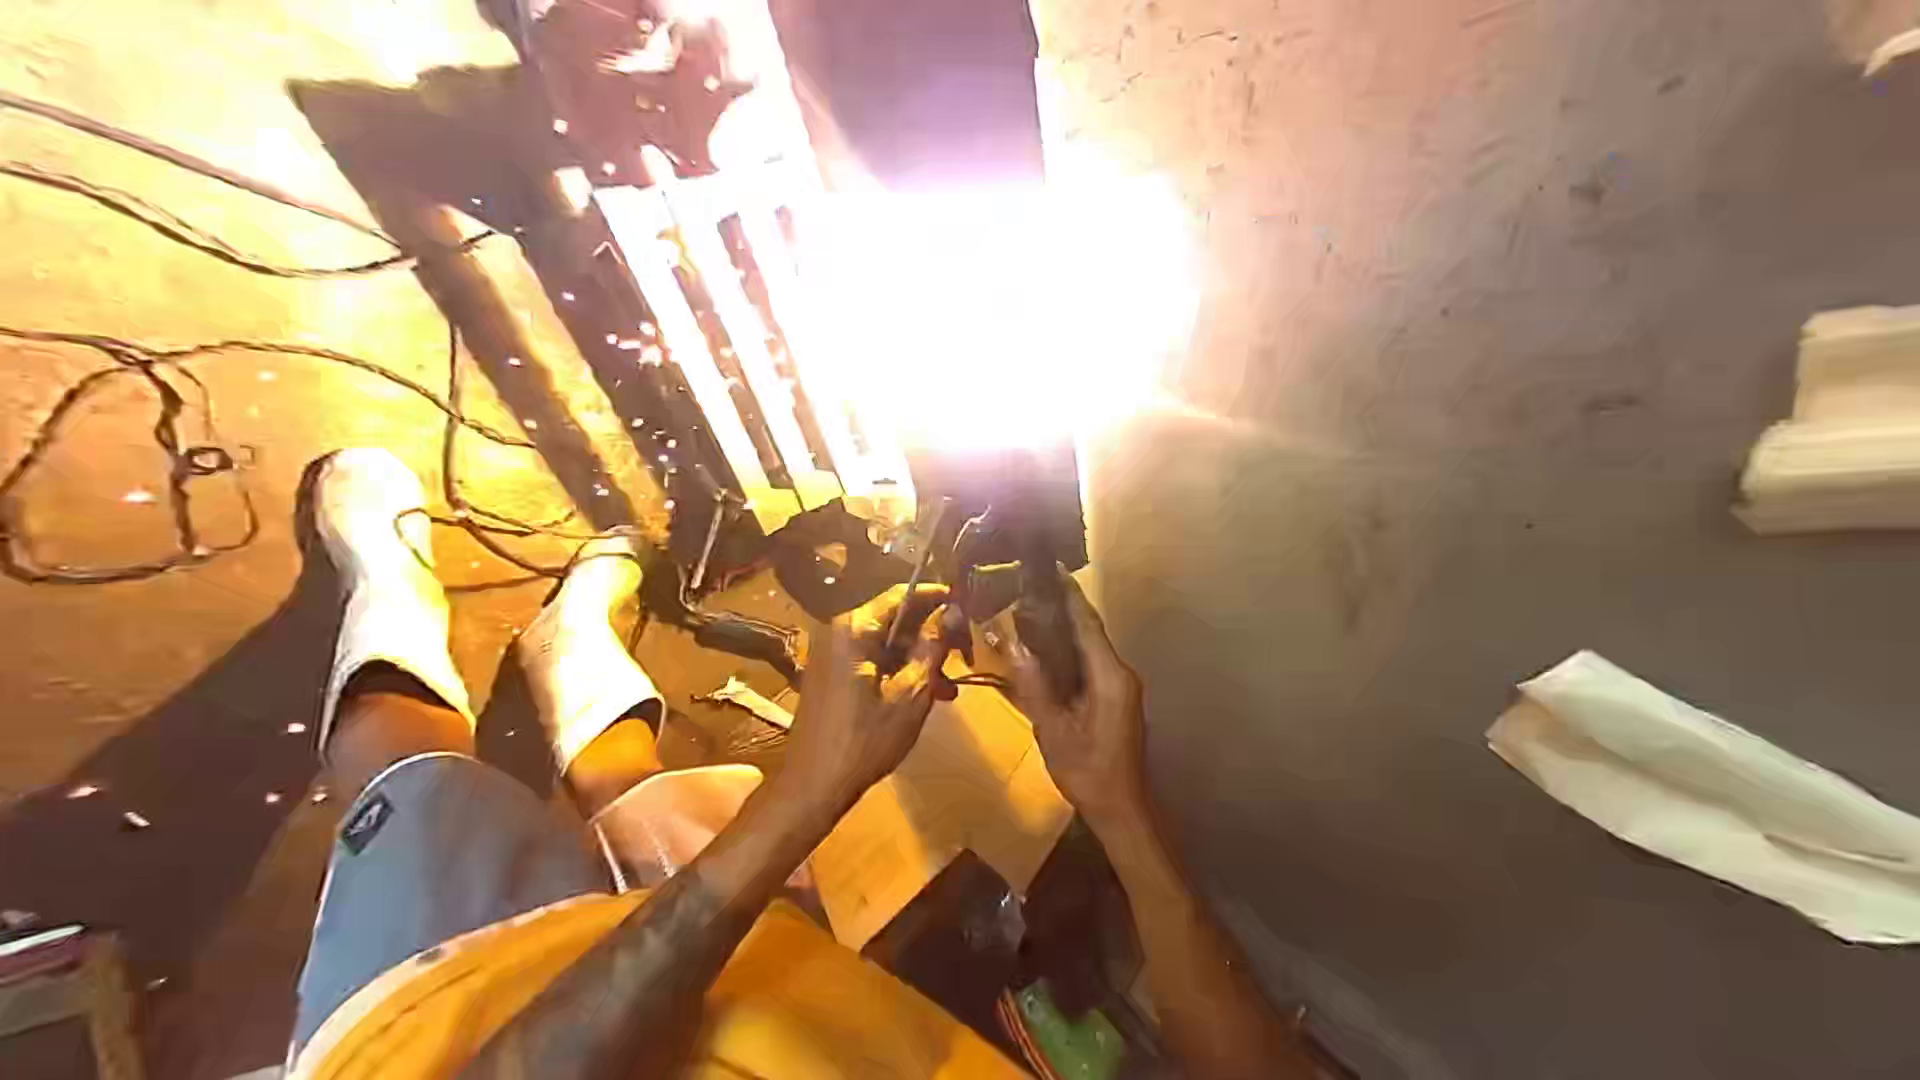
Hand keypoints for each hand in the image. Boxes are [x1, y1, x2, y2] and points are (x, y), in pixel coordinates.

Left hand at [781, 584, 958, 814]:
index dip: (938, 597)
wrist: (813, 787)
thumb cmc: (864, 741)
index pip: (903, 594)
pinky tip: (924, 696)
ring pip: (888, 643)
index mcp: (855, 628)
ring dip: (919, 660)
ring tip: (949, 688)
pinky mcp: (833, 673)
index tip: (968, 606)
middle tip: (965, 655)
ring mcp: (833, 652)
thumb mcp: (910, 694)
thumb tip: (955, 611)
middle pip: (896, 618)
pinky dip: (899, 672)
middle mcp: (840, 631)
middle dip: (932, 636)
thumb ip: (933, 647)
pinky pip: (873, 659)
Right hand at [1004, 575, 1148, 832]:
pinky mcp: (1113, 697)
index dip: (1069, 594)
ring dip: (1064, 627)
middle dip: (1062, 606)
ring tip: (1030, 608)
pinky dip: (1068, 650)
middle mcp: (1119, 673)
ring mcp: (1119, 685)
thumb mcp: (1053, 730)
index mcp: (1109, 676)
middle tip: (1029, 584)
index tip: (1049, 567)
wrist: (1121, 810)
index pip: (1087, 623)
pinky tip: (1044, 649)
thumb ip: (1033, 686)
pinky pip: (1089, 663)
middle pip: (1089, 630)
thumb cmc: (1088, 772)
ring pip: (1089, 646)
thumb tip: (1011, 644)